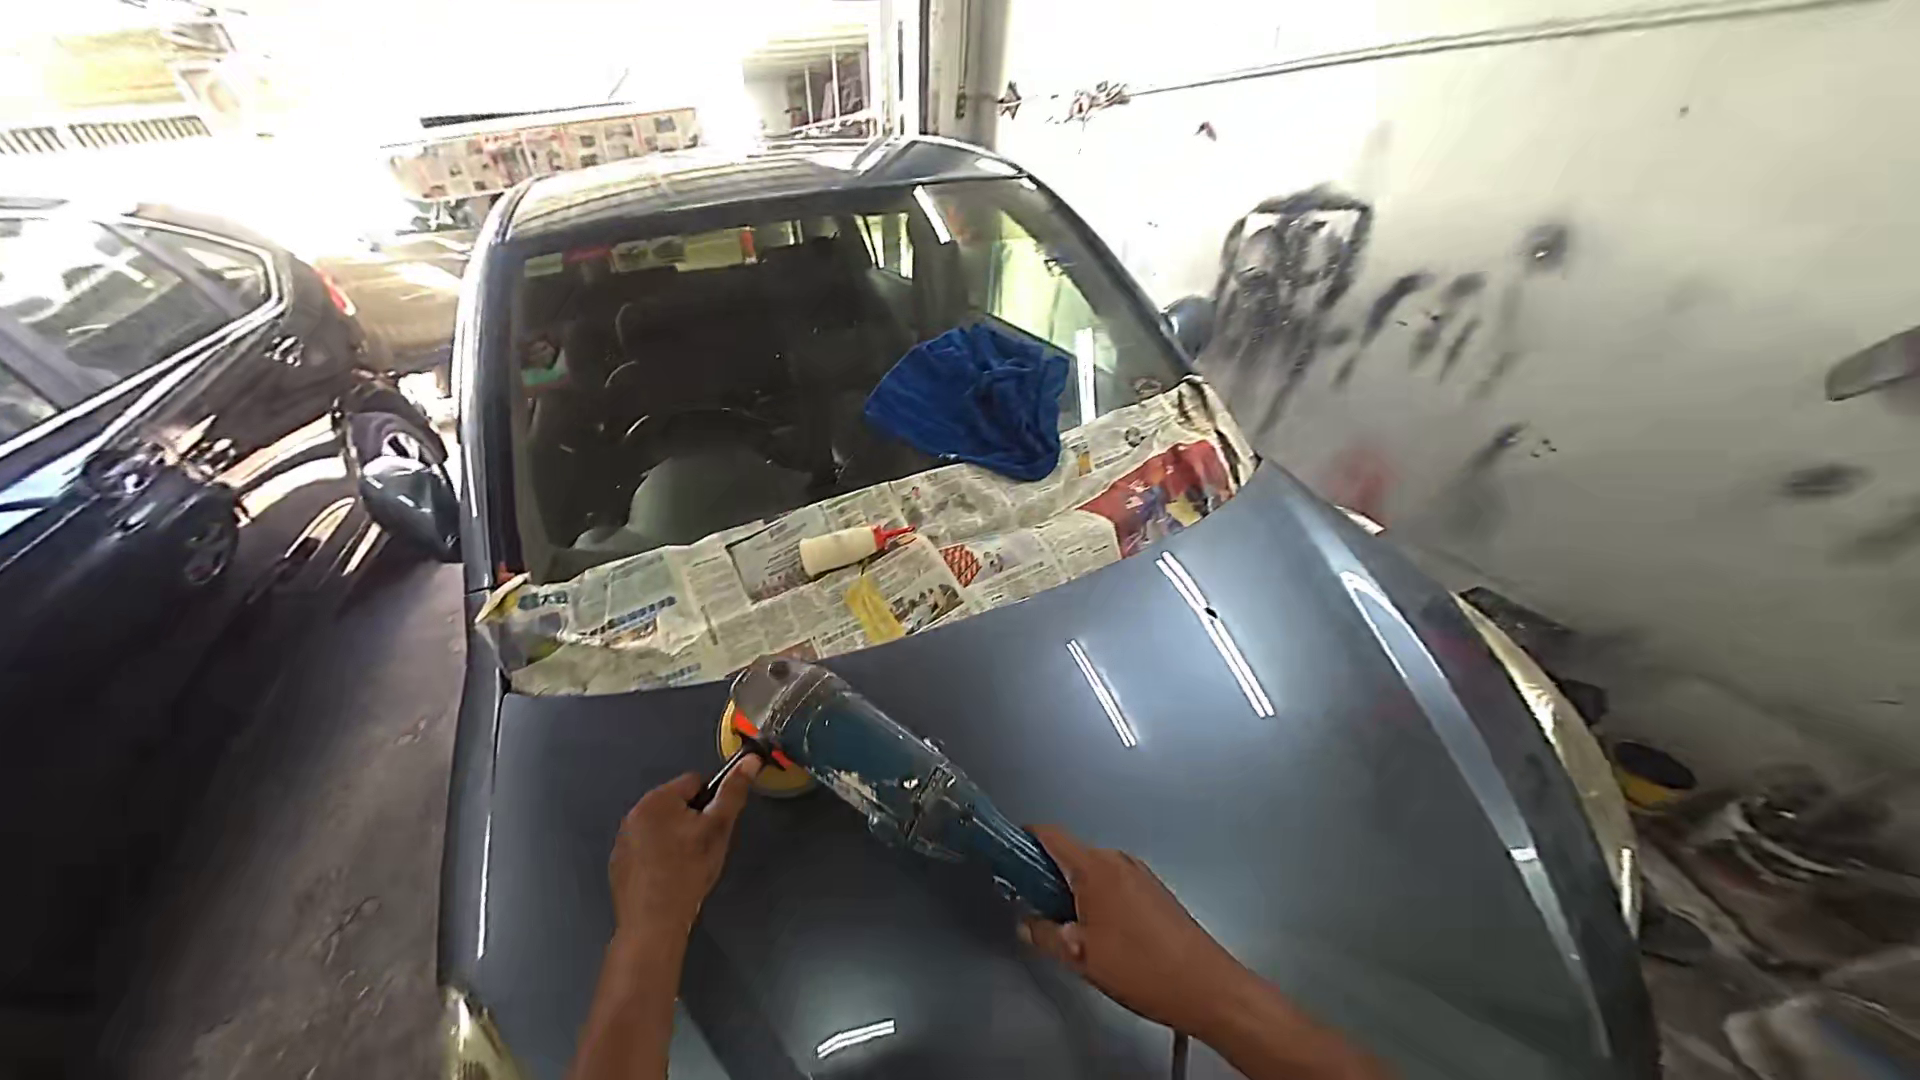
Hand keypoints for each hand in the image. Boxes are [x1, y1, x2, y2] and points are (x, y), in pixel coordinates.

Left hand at [609, 759, 761, 939]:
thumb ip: (734, 791)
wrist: (654, 924)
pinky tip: (669, 875)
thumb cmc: (688, 870)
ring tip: (687, 863)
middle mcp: (634, 814)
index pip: (696, 781)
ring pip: (664, 825)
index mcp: (657, 799)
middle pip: (678, 803)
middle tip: (703, 846)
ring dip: (677, 835)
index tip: (714, 826)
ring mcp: (623, 840)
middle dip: (694, 819)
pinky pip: (648, 846)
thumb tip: (750, 760)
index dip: (711, 802)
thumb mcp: (719, 827)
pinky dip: (660, 854)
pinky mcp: (619, 864)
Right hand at [1020, 826, 1255, 1037]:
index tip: (1010, 853)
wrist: (1206, 986)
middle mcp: (1115, 859)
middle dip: (1050, 876)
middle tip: (1039, 908)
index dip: (1026, 838)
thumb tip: (1026, 923)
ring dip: (1076, 888)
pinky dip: (1099, 895)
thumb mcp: (1080, 956)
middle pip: (1071, 854)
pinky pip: (1114, 880)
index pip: (1050, 834)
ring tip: (1073, 929)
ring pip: (1093, 869)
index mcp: (1093, 866)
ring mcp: (1137, 871)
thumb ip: (1045, 934)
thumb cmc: (1139, 967)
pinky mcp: (1154, 888)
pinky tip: (1105, 932)